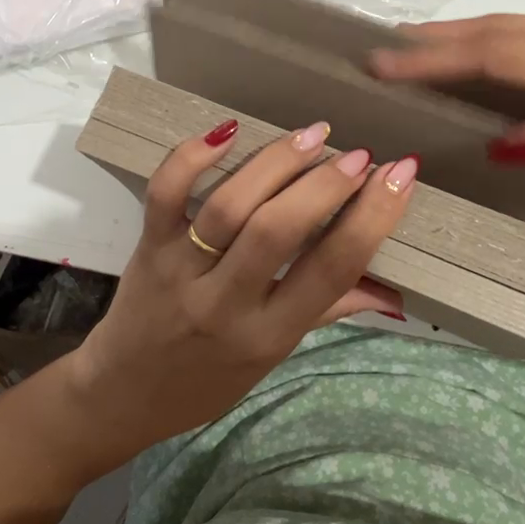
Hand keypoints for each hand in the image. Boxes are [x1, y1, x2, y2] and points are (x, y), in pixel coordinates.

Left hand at [67, 119, 416, 443]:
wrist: (124, 394)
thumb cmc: (208, 379)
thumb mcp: (273, 358)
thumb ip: (328, 311)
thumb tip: (393, 292)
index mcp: (268, 333)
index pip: (331, 270)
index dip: (372, 219)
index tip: (400, 175)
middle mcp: (225, 302)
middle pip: (278, 231)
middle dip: (326, 186)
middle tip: (359, 154)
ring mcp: (182, 270)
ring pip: (229, 207)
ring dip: (275, 164)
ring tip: (312, 135)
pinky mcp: (148, 246)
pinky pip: (164, 195)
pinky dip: (191, 158)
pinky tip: (227, 130)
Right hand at [371, 13, 524, 195]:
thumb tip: (505, 141)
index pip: (500, 56)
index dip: (435, 57)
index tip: (378, 62)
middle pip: (506, 29)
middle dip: (438, 38)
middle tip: (379, 50)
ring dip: (469, 36)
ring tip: (421, 50)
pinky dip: (509, 42)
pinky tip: (500, 60)